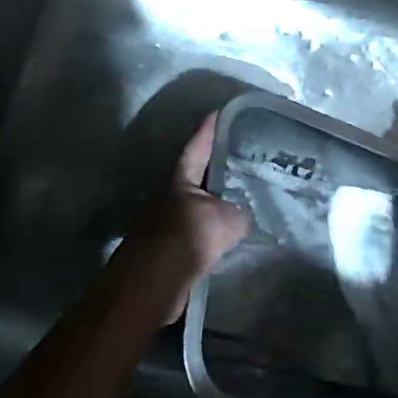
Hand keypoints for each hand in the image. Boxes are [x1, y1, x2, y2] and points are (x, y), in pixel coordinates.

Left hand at [119, 113, 251, 322]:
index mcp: (180, 181)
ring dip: (217, 205)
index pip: (196, 147)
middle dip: (215, 169)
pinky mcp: (171, 251)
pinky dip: (215, 234)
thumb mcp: (226, 220)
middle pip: (196, 177)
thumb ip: (239, 214)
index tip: (217, 112)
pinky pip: (200, 234)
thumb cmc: (187, 239)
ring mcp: (168, 224)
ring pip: (199, 207)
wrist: (153, 285)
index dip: (208, 130)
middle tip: (240, 159)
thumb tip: (242, 219)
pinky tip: (233, 239)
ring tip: (244, 202)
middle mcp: (171, 198)